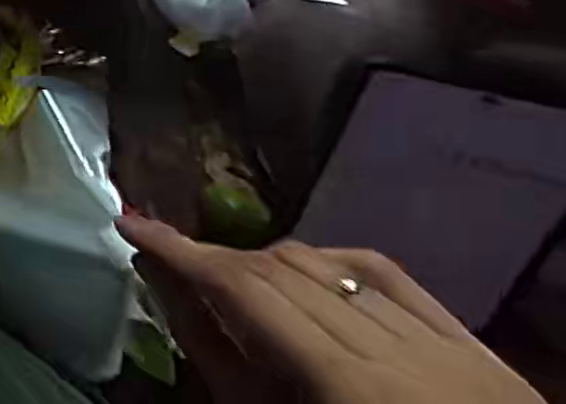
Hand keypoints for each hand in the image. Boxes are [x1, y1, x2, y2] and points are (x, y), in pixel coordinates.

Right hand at [119, 215, 541, 403]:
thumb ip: (206, 341)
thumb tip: (152, 266)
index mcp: (348, 388)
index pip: (240, 287)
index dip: (176, 248)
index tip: (129, 224)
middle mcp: (407, 360)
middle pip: (278, 270)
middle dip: (213, 256)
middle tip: (172, 256)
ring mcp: (454, 353)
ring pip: (326, 264)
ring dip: (265, 259)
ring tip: (239, 276)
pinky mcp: (483, 352)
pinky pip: (388, 276)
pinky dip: (332, 261)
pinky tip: (307, 271)